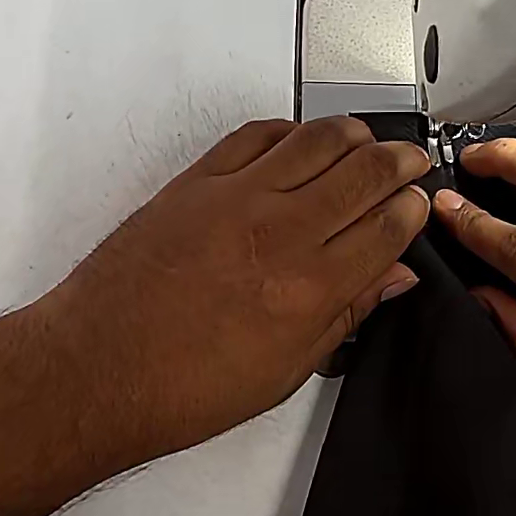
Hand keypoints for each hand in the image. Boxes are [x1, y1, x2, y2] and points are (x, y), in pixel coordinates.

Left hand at [37, 116, 430, 462]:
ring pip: (316, 139)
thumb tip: (393, 277)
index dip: (413, 210)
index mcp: (309, 289)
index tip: (418, 204)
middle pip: (364, 172)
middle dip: (401, 160)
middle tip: (410, 160)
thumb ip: (346, 314)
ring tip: (367, 142)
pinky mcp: (195, 180)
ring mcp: (235, 197)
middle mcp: (280, 232)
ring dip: (354, 134)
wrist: (97, 367)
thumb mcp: (284, 371)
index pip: (387, 228)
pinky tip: (299, 141)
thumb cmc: (185, 385)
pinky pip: (255, 134)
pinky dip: (288, 130)